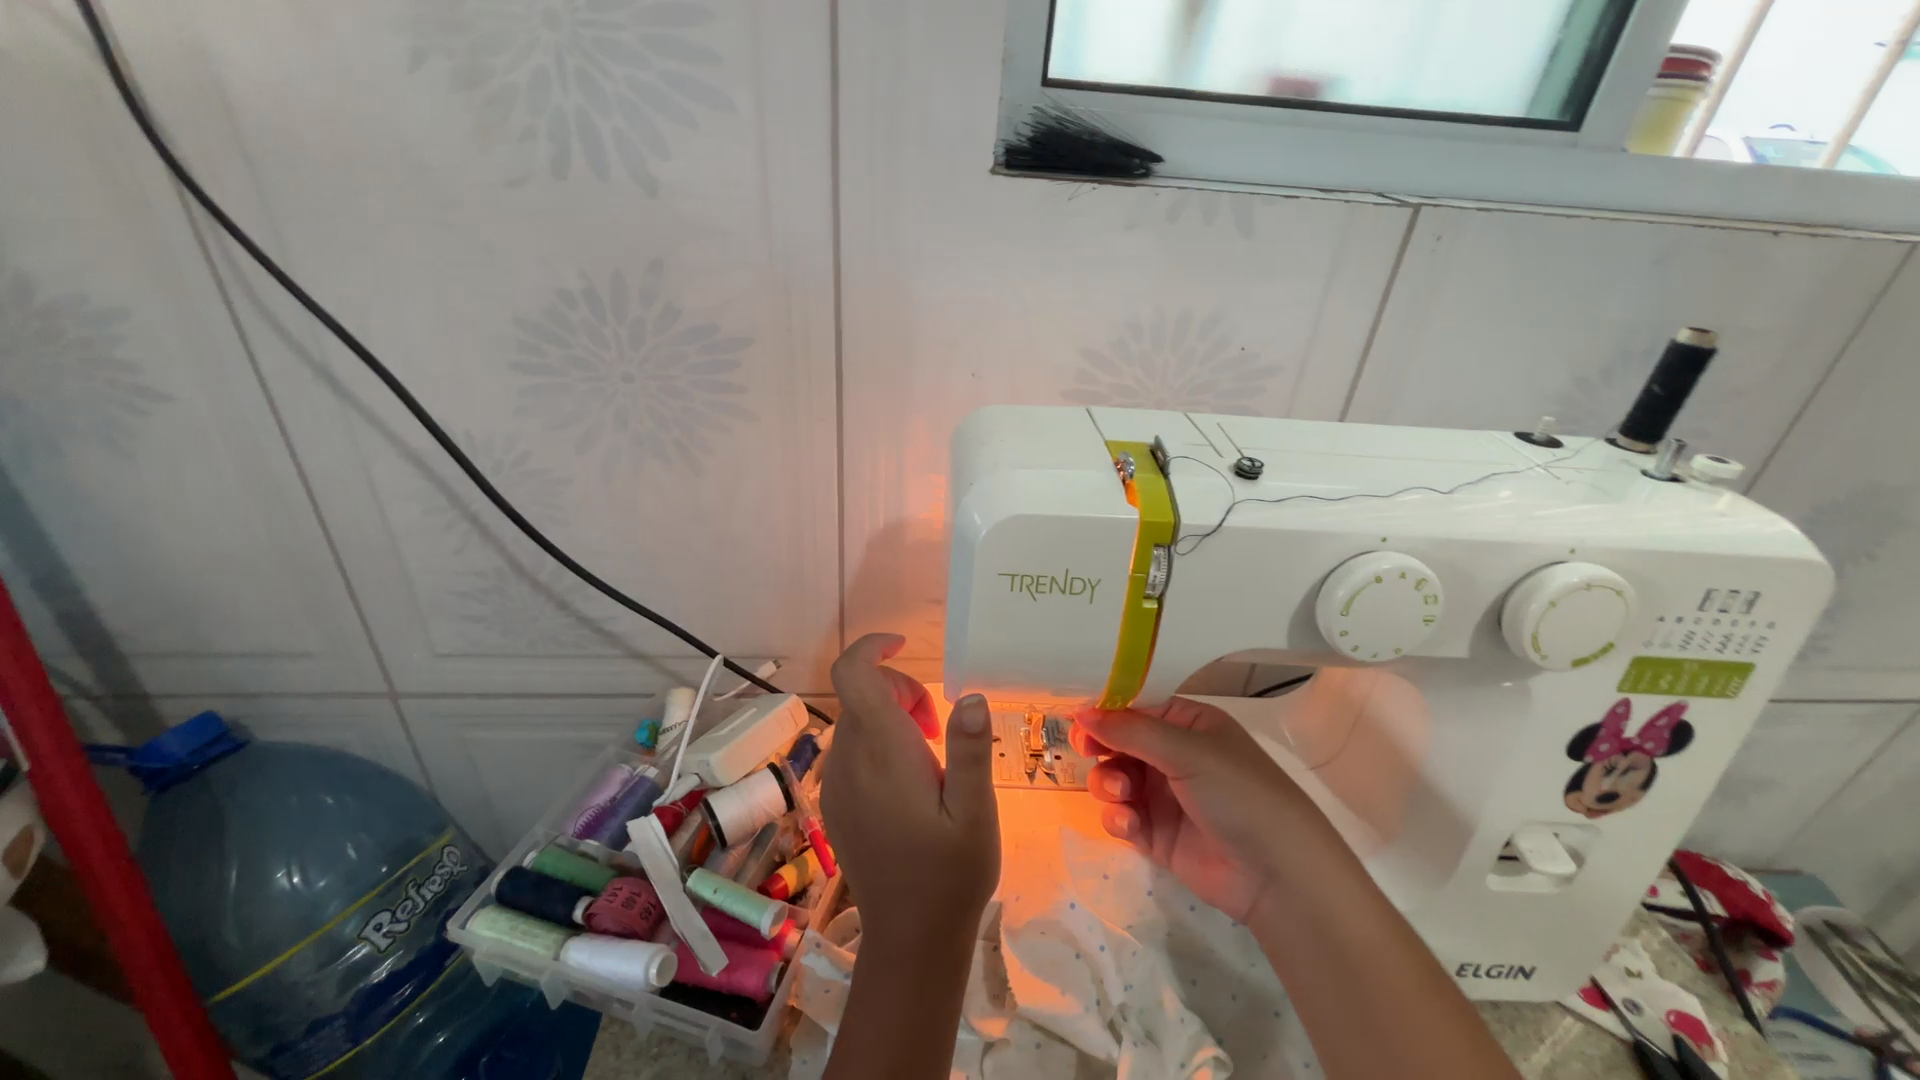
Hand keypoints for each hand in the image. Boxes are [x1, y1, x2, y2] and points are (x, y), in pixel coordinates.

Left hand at [823, 634, 999, 946]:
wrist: (910, 936)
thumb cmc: (951, 874)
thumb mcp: (976, 812)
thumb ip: (971, 750)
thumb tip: (970, 695)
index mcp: (882, 754)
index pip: (853, 674)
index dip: (871, 647)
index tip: (905, 645)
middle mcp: (848, 761)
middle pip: (861, 696)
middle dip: (901, 692)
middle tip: (939, 729)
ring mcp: (836, 784)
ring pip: (856, 723)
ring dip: (891, 720)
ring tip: (931, 759)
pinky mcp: (835, 804)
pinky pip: (851, 752)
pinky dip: (878, 745)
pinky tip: (909, 783)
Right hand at [1073, 697, 1334, 922]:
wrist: (1276, 874)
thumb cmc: (1239, 794)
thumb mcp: (1188, 751)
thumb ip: (1131, 731)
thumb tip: (1081, 711)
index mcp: (1191, 726)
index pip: (1138, 709)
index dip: (1107, 713)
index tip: (1080, 722)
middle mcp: (1176, 757)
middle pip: (1120, 743)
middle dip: (1104, 749)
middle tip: (1088, 752)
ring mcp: (1165, 797)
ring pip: (1115, 779)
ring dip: (1109, 783)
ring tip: (1122, 795)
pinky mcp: (1157, 835)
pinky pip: (1122, 817)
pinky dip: (1118, 817)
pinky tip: (1128, 824)